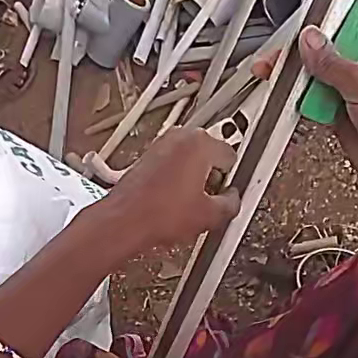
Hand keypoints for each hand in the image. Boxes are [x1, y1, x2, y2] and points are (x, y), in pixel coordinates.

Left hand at [98, 127, 239, 250]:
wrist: (124, 221)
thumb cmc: (159, 214)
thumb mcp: (210, 215)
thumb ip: (232, 203)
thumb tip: (233, 199)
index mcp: (201, 143)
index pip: (231, 156)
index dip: (231, 179)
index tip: (226, 194)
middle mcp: (181, 136)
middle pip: (211, 154)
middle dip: (212, 176)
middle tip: (208, 200)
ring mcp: (162, 143)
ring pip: (191, 158)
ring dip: (194, 176)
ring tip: (188, 202)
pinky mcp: (148, 155)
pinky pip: (173, 162)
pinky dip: (176, 177)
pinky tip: (173, 200)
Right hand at [298, 24, 357, 210]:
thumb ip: (333, 61)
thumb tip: (309, 40)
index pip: (355, 18)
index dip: (332, 14)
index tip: (307, 14)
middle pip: (330, 46)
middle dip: (304, 47)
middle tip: (282, 51)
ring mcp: (353, 91)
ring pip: (318, 74)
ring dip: (298, 74)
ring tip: (275, 71)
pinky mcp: (340, 114)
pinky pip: (313, 100)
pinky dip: (299, 98)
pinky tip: (286, 94)